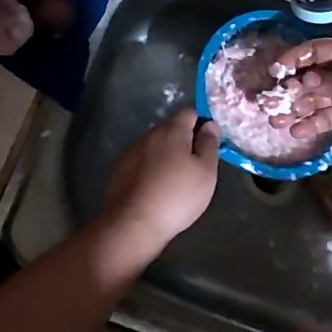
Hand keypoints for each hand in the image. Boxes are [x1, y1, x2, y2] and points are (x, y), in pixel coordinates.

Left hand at [100, 109, 219, 250]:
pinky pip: (142, 159)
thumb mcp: (205, 172)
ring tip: (177, 179)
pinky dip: (152, 166)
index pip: (189, 112)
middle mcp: (149, 134)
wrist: (134, 220)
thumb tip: (210, 124)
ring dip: (167, 154)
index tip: (209, 142)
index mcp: (171, 130)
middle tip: (196, 166)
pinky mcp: (121, 165)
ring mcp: (132, 149)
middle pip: (171, 128)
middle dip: (184, 140)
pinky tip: (156, 186)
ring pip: (156, 144)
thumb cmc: (177, 195)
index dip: (201, 122)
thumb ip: (209, 145)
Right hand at [266, 38, 331, 149]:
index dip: (295, 59)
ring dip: (294, 109)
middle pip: (311, 77)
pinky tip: (295, 130)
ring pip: (314, 99)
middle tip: (268, 101)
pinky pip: (325, 118)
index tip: (276, 70)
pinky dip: (310, 123)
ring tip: (274, 120)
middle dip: (288, 89)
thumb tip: (304, 83)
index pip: (317, 51)